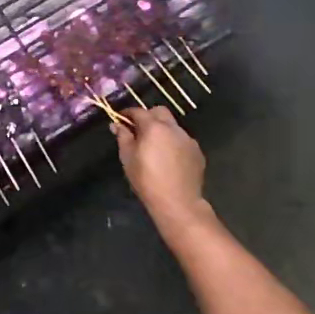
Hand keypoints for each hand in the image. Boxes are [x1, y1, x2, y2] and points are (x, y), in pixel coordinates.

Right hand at [112, 107, 208, 225]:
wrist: (178, 202)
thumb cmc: (147, 180)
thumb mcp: (128, 158)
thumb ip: (123, 137)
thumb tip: (117, 124)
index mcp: (154, 127)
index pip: (138, 111)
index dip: (127, 113)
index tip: (120, 119)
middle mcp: (173, 128)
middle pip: (160, 112)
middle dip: (148, 116)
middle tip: (139, 129)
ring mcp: (188, 139)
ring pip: (173, 126)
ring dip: (162, 130)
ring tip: (155, 147)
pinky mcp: (197, 152)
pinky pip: (182, 140)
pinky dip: (174, 143)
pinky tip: (169, 159)